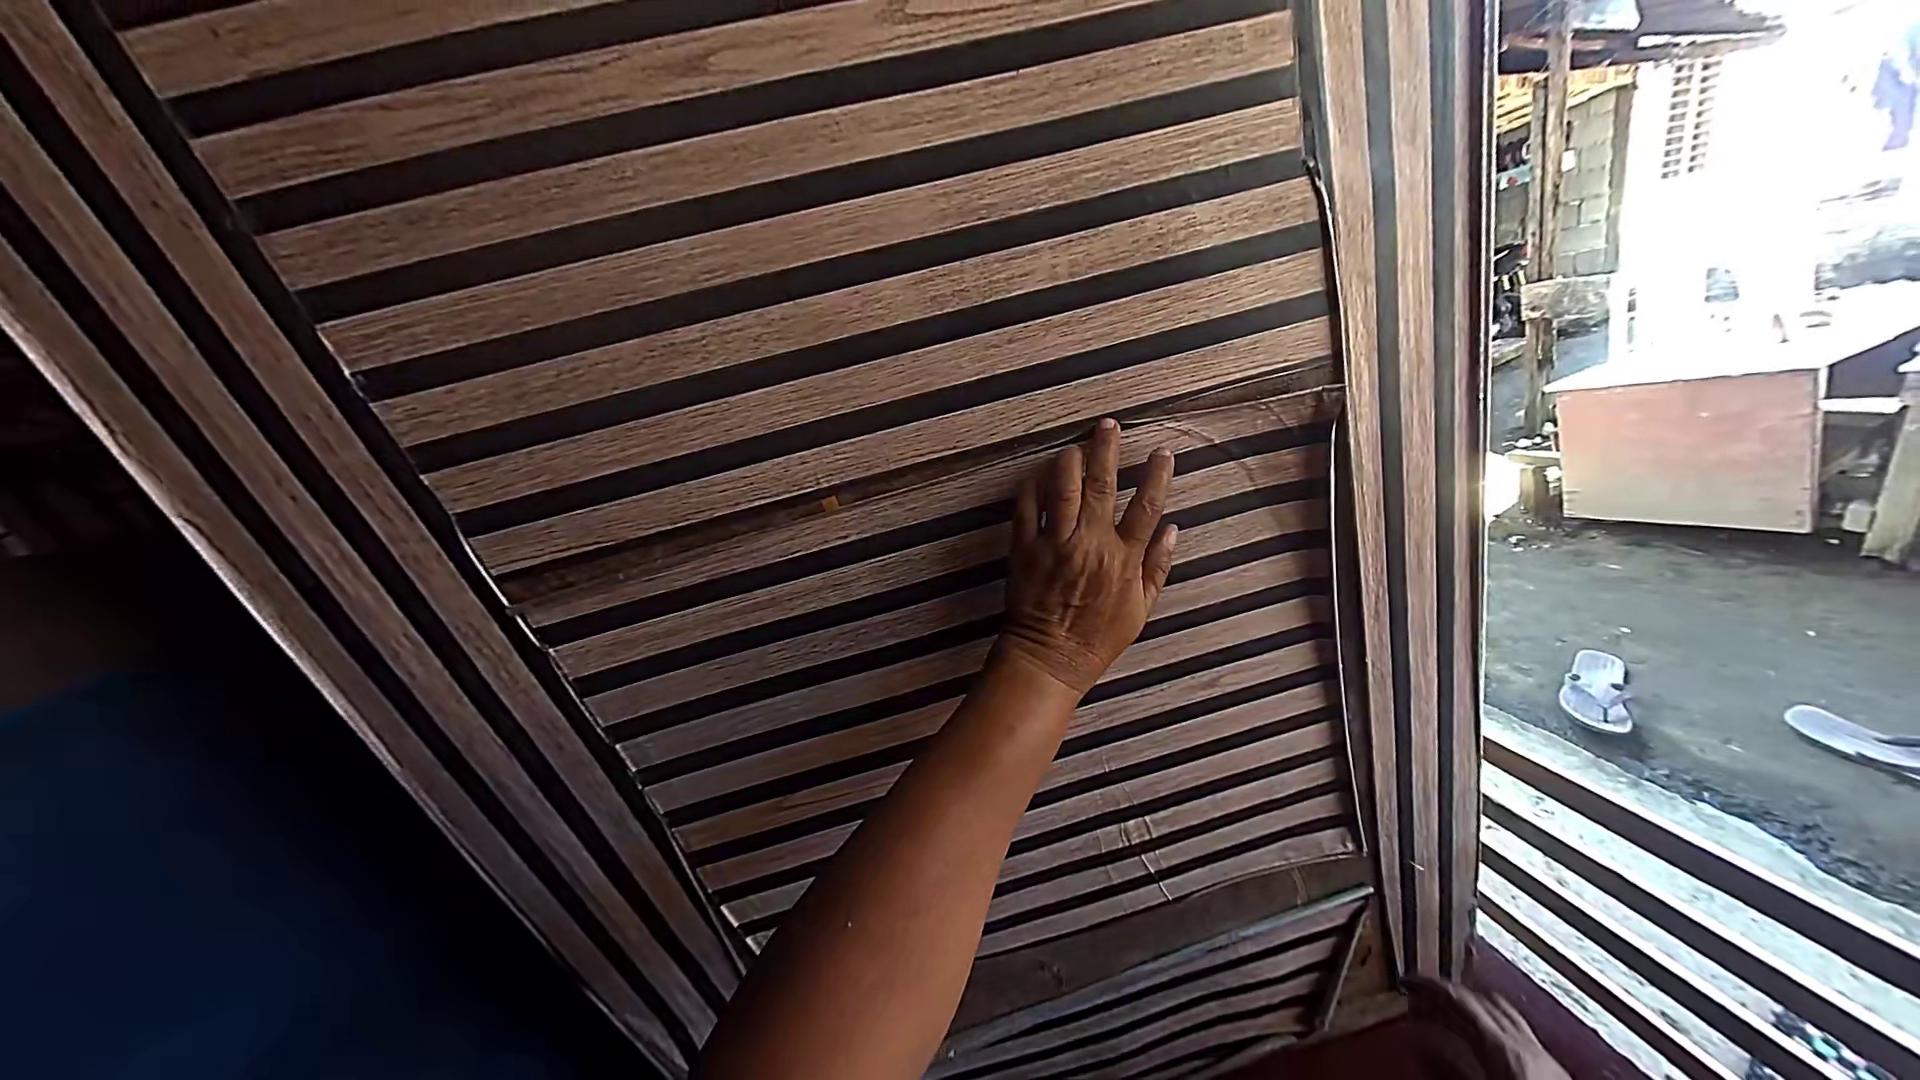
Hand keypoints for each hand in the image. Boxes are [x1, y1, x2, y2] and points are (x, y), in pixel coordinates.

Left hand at [991, 418, 1176, 697]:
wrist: (1051, 657)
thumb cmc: (1098, 637)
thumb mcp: (1141, 609)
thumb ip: (1158, 566)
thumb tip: (1174, 528)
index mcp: (1123, 558)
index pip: (1146, 506)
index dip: (1157, 476)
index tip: (1161, 452)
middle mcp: (1091, 544)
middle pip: (1102, 486)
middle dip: (1107, 450)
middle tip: (1108, 424)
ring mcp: (1056, 544)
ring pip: (1063, 489)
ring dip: (1070, 460)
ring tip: (1074, 444)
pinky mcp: (1026, 549)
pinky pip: (1027, 508)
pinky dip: (1033, 486)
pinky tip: (1039, 471)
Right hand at [1407, 977, 1571, 1079]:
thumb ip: (1448, 1065)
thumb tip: (1419, 1041)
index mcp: (1500, 1043)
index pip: (1459, 997)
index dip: (1432, 985)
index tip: (1412, 983)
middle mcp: (1522, 1040)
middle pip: (1479, 999)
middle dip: (1449, 994)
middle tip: (1427, 997)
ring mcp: (1541, 1052)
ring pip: (1504, 1010)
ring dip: (1476, 1004)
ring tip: (1455, 1009)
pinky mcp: (1555, 1067)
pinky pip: (1522, 1029)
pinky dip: (1499, 1022)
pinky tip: (1491, 1036)